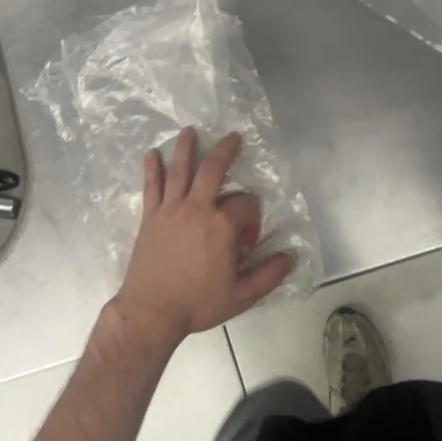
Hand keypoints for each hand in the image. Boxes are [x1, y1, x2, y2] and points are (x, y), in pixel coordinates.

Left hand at [110, 127, 295, 346]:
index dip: (252, 217)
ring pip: (179, 169)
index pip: (245, 204)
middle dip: (225, 150)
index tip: (247, 239)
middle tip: (233, 136)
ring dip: (185, 147)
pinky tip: (152, 153)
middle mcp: (197, 208)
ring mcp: (171, 208)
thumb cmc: (198, 303)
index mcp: (222, 226)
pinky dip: (152, 167)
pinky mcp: (150, 215)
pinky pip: (151, 185)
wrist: (152, 310)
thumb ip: (268, 274)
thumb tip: (291, 257)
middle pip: (213, 169)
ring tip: (189, 130)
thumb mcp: (241, 295)